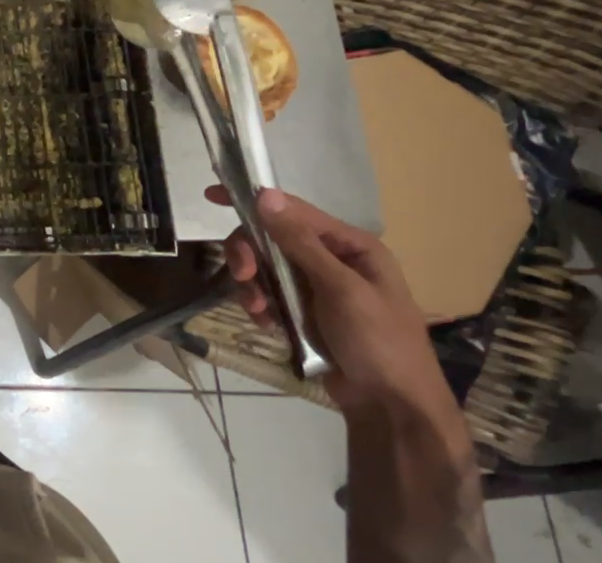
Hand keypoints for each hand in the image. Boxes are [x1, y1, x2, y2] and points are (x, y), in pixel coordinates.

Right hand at [209, 187, 453, 419]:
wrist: (391, 406)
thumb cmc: (378, 341)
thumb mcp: (341, 288)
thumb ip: (301, 242)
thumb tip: (267, 195)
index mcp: (351, 246)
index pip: (293, 211)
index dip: (254, 202)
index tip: (211, 196)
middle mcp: (331, 260)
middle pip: (270, 239)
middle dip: (250, 256)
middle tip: (242, 276)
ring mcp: (316, 287)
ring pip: (263, 268)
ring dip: (253, 287)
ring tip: (259, 312)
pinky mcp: (302, 311)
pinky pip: (266, 295)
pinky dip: (259, 306)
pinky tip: (268, 324)